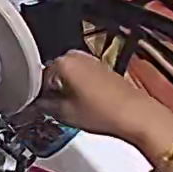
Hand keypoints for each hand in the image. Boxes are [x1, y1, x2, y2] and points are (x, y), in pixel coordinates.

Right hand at [34, 50, 172, 151]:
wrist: (136, 115)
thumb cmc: (106, 112)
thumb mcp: (64, 113)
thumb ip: (43, 106)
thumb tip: (36, 104)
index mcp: (63, 62)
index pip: (38, 77)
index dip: (36, 95)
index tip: (37, 107)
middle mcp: (76, 56)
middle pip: (52, 74)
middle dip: (51, 90)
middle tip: (53, 110)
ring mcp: (91, 61)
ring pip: (67, 74)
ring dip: (65, 89)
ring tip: (71, 110)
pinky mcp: (102, 69)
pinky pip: (81, 76)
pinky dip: (78, 88)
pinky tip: (83, 105)